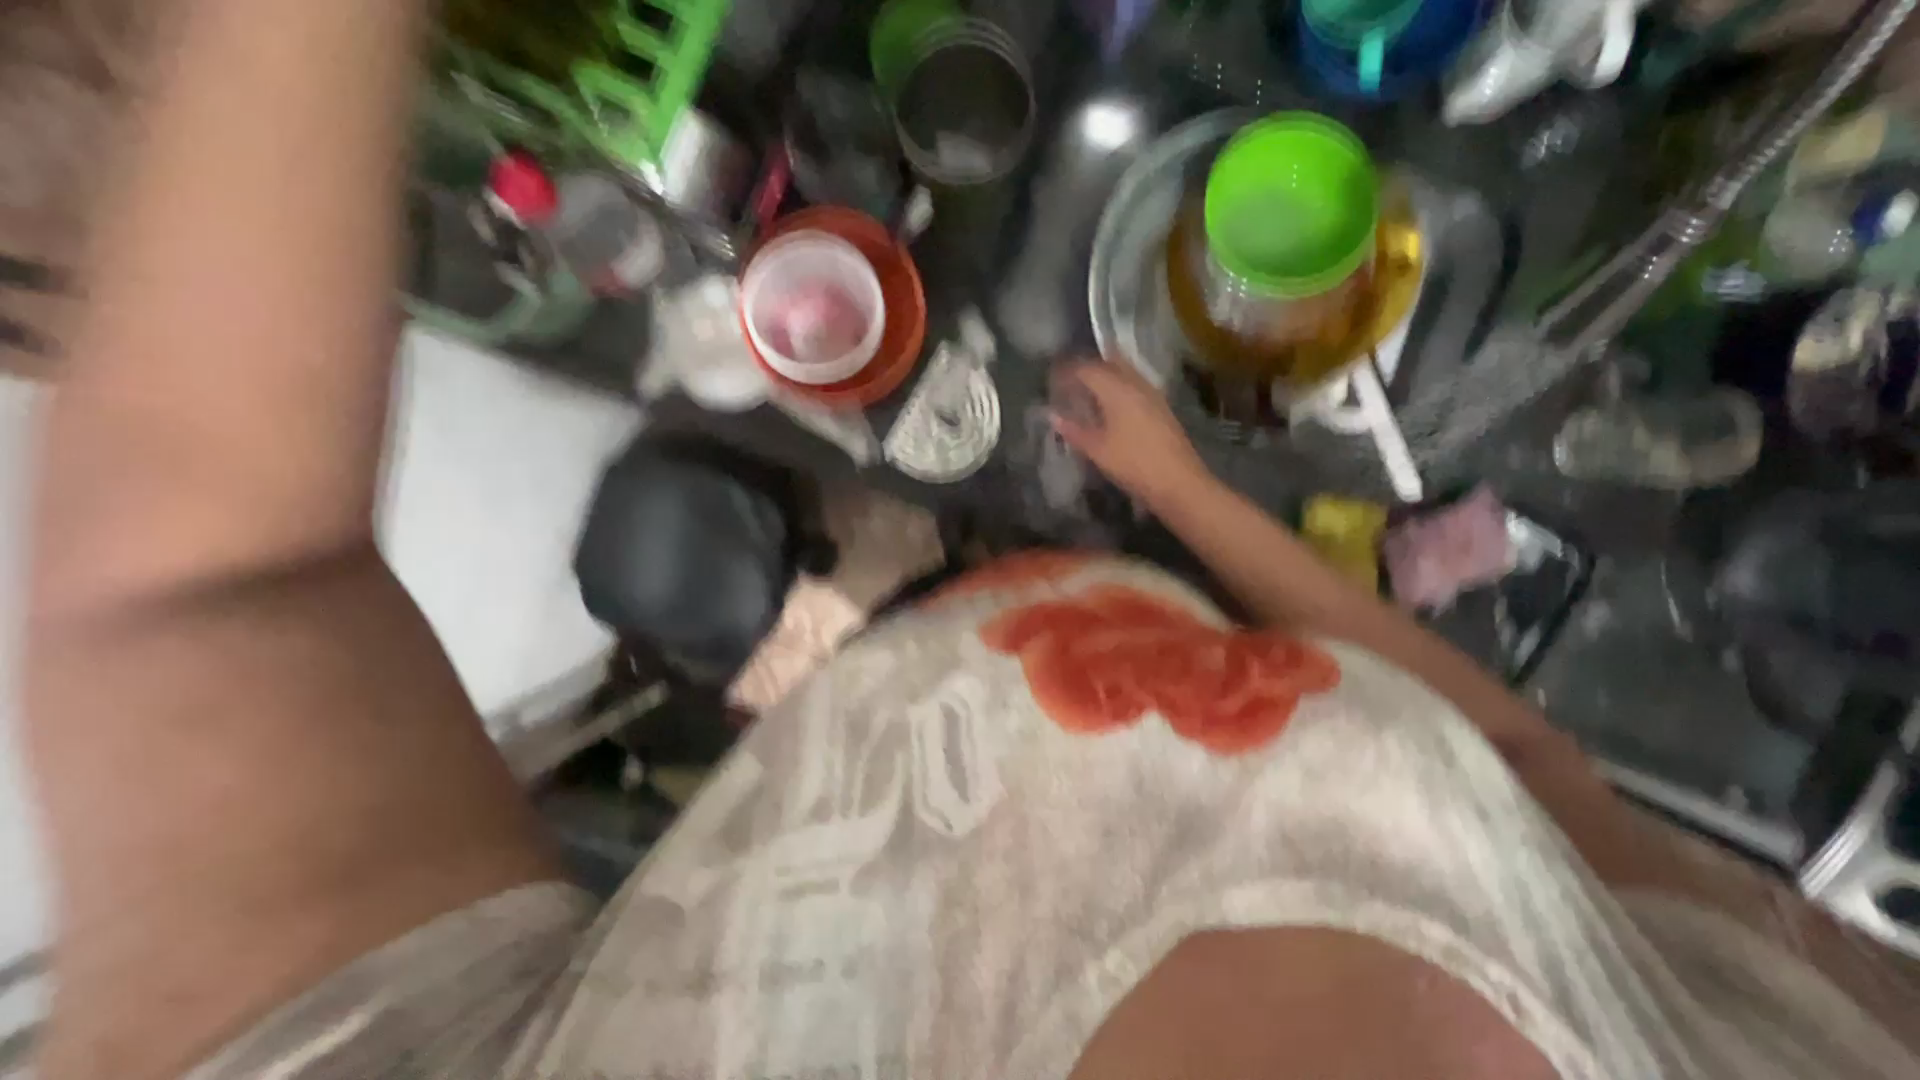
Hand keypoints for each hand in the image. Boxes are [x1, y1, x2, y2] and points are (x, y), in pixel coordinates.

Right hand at [1049, 358, 1211, 510]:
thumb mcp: (1097, 450)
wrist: (1178, 482)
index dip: (1067, 371)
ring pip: (1125, 372)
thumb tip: (1052, 415)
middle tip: (1070, 382)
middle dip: (1088, 367)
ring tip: (1088, 394)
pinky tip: (1111, 408)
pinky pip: (1135, 385)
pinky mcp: (1161, 407)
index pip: (1087, 368)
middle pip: (1109, 362)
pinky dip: (1119, 388)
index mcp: (1117, 389)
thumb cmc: (1133, 464)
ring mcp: (1152, 394)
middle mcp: (1136, 383)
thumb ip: (1074, 430)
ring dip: (1105, 376)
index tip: (1052, 381)